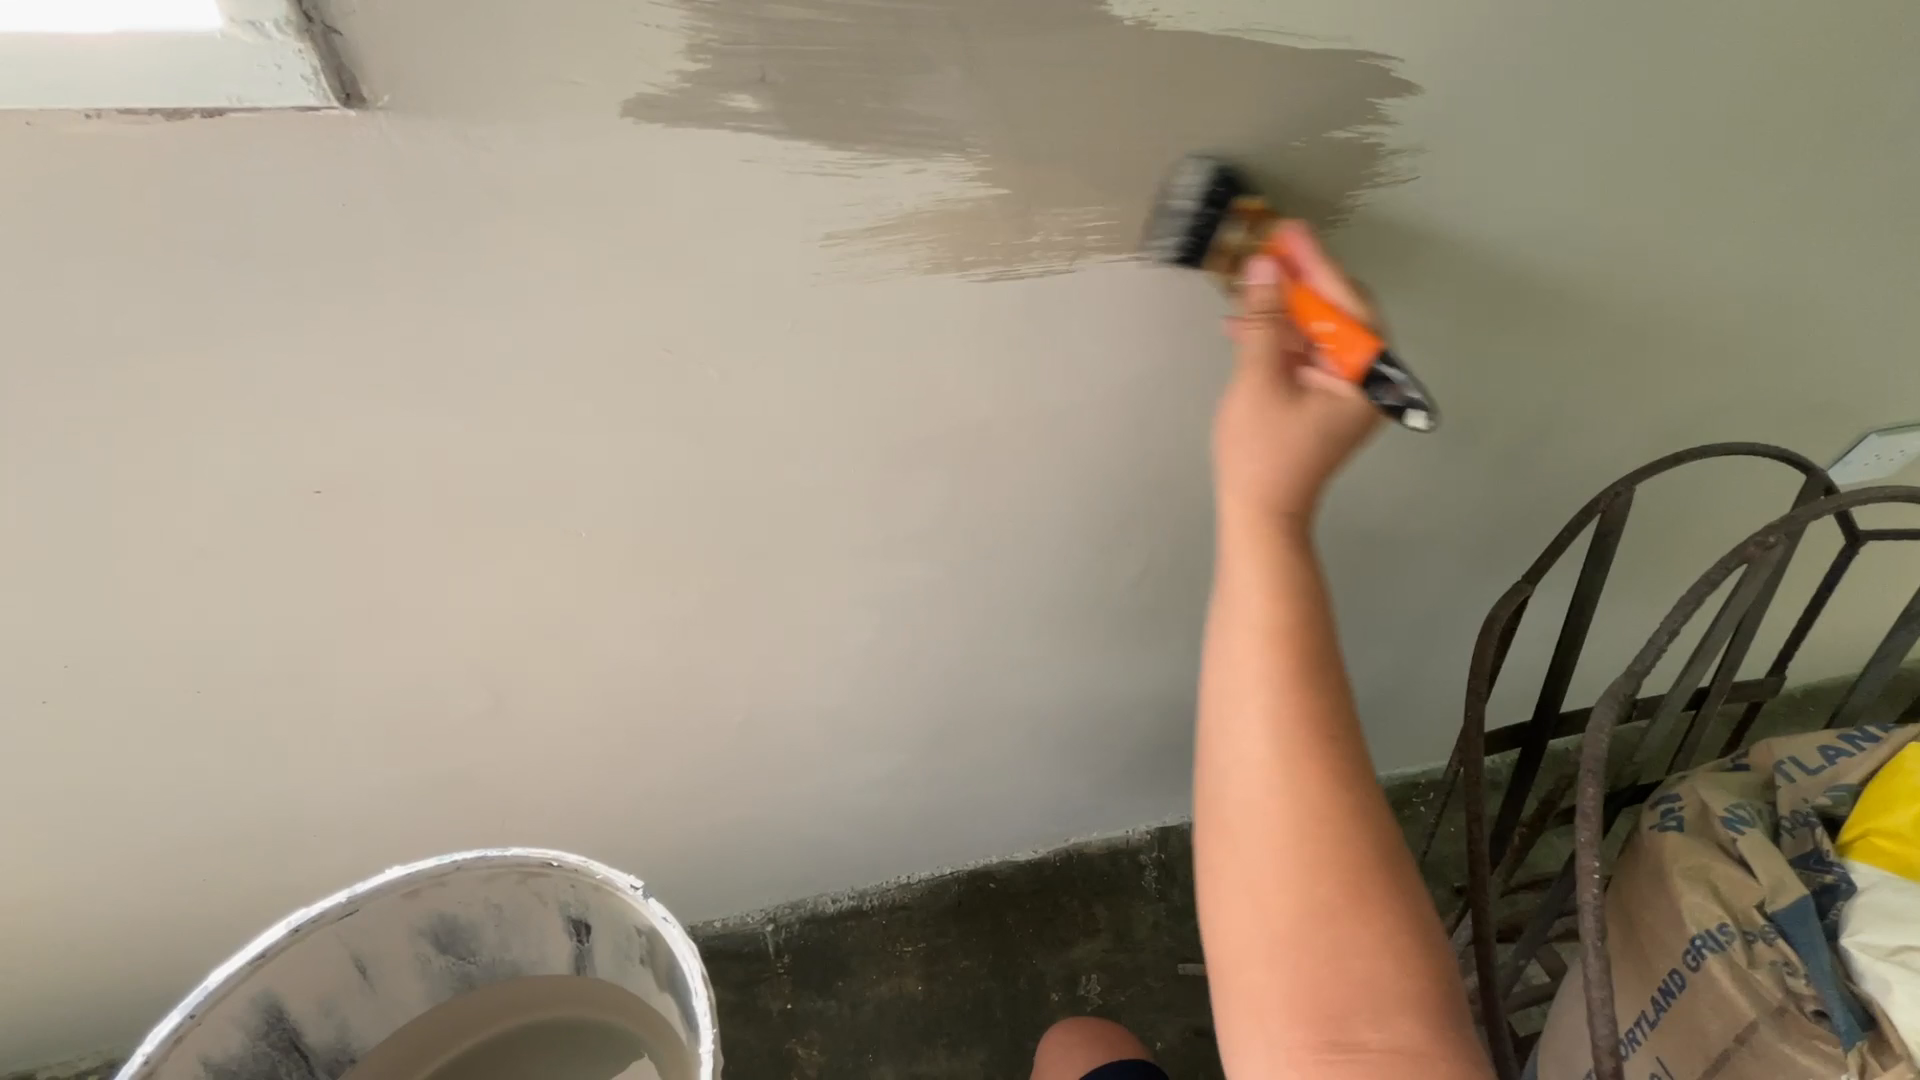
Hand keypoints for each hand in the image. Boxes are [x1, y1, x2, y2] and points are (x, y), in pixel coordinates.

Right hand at [1212, 220, 1381, 526]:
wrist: (1260, 513)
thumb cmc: (1260, 453)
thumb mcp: (1258, 380)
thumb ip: (1263, 320)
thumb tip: (1263, 267)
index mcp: (1366, 375)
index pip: (1346, 303)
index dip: (1314, 265)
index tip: (1288, 232)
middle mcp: (1368, 379)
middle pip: (1338, 314)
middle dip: (1299, 284)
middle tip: (1267, 253)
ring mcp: (1347, 392)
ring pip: (1320, 333)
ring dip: (1283, 312)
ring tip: (1245, 292)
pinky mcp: (1326, 402)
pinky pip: (1308, 357)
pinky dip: (1280, 340)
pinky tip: (1247, 330)